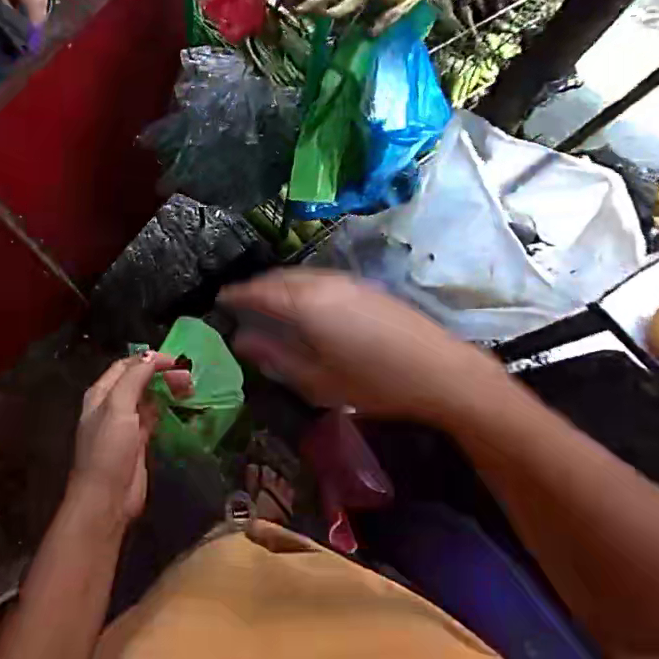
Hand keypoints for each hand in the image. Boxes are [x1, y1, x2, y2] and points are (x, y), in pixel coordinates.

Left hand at [68, 353, 191, 524]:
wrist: (106, 499)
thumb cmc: (108, 450)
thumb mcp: (117, 407)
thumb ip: (134, 378)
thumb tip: (151, 355)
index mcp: (101, 394)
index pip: (126, 365)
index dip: (149, 359)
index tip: (176, 360)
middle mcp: (112, 406)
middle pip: (139, 380)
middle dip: (162, 374)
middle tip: (188, 377)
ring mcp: (126, 424)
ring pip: (149, 398)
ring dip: (167, 390)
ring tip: (190, 388)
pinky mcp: (140, 441)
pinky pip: (155, 417)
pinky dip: (167, 409)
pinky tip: (182, 405)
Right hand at [220, 269, 510, 428]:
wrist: (439, 370)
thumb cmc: (373, 382)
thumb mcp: (316, 380)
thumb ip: (275, 357)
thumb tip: (242, 340)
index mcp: (304, 303)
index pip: (258, 290)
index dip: (235, 294)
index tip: (219, 300)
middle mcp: (323, 282)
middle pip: (279, 277)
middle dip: (257, 287)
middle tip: (240, 303)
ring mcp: (347, 281)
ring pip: (301, 276)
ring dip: (281, 286)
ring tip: (269, 306)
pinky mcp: (366, 287)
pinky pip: (321, 280)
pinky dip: (303, 288)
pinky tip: (305, 308)